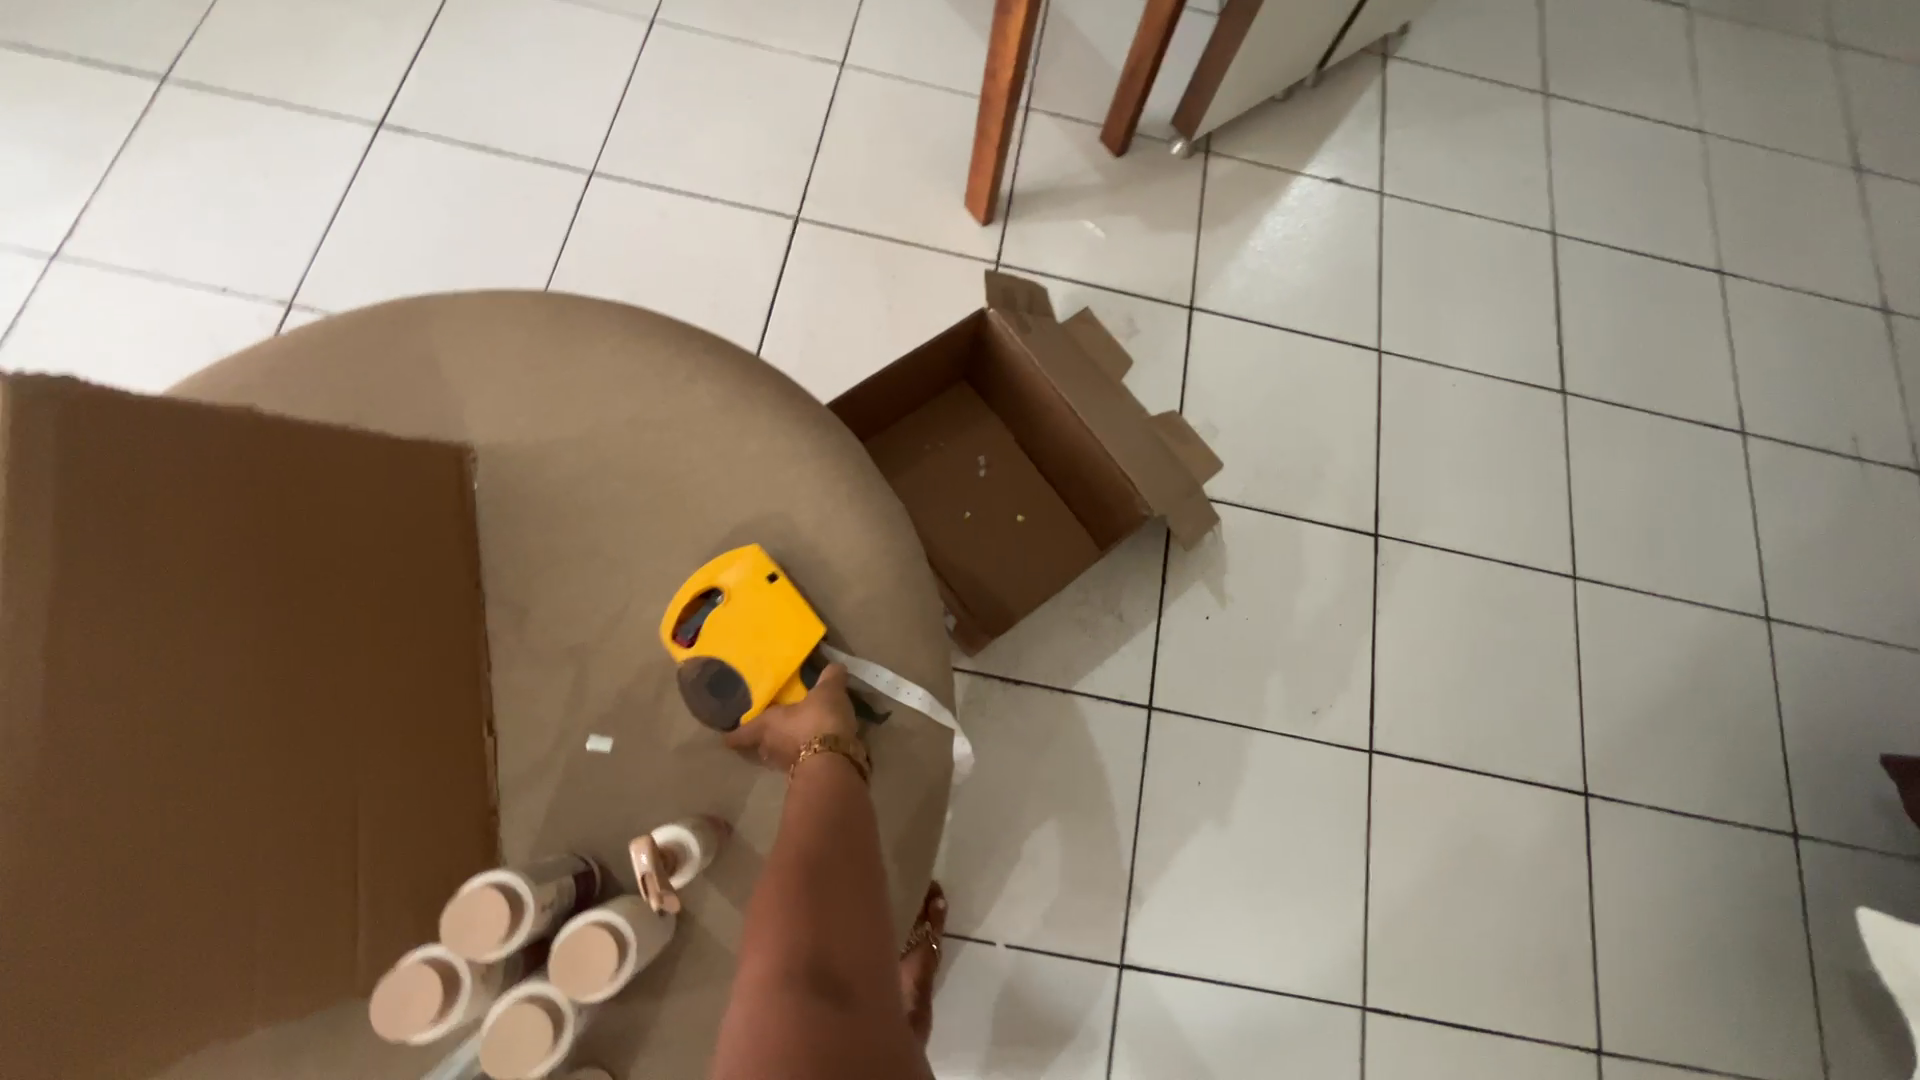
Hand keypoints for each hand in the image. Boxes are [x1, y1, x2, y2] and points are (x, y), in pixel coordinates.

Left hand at [725, 663, 860, 769]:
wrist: (836, 762)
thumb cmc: (818, 721)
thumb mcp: (828, 692)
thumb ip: (830, 677)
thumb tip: (835, 666)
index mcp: (765, 725)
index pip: (738, 734)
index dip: (733, 734)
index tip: (729, 733)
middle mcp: (769, 747)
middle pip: (758, 746)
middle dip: (764, 739)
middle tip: (773, 728)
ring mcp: (786, 765)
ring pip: (779, 756)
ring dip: (787, 748)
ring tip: (798, 737)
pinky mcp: (806, 776)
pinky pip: (802, 763)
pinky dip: (807, 757)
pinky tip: (819, 748)